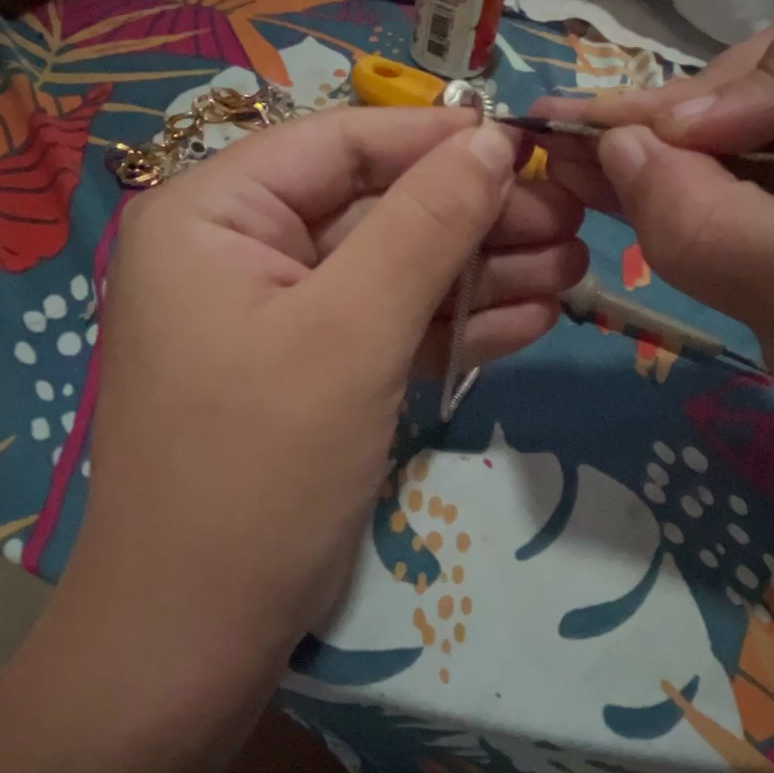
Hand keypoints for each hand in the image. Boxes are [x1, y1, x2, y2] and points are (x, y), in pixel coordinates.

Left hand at [67, 106, 585, 664]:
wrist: (199, 635)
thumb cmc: (261, 467)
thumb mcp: (352, 331)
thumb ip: (425, 224)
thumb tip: (491, 137)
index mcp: (212, 215)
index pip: (340, 144)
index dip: (439, 140)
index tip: (531, 145)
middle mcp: (236, 252)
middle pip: (374, 208)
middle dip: (474, 219)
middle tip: (572, 224)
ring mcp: (274, 318)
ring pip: (391, 273)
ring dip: (480, 274)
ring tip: (574, 273)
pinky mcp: (308, 374)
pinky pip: (385, 330)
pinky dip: (453, 328)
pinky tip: (532, 321)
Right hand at [536, 0, 773, 577]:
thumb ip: (715, 225)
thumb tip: (612, 149)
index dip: (768, 69)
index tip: (694, 147)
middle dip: (692, 114)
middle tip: (592, 152)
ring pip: (744, 107)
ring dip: (660, 141)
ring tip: (572, 157)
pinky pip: (733, 158)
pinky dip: (668, 172)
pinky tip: (602, 178)